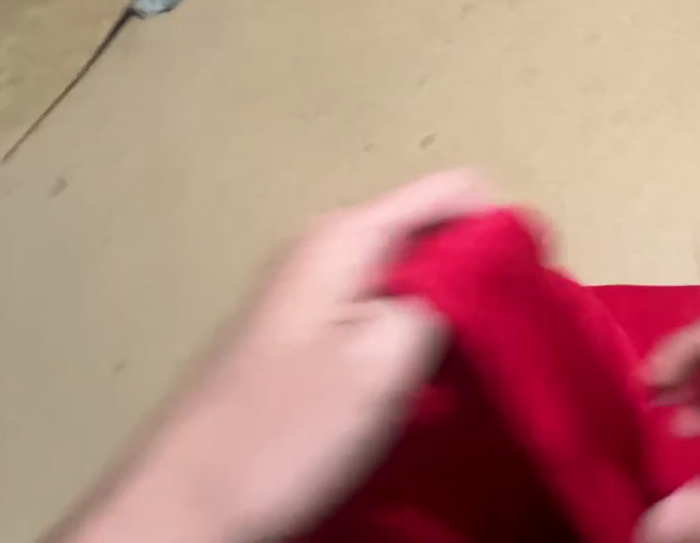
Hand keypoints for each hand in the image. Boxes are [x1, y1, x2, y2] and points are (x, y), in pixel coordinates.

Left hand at [55, 171, 492, 542]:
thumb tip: (497, 252)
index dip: (500, 229)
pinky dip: (420, 330)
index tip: (521, 287)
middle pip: (438, 227)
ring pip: (420, 267)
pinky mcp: (316, 321)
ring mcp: (321, 281)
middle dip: (477, 272)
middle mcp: (335, 241)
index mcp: (350, 233)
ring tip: (455, 366)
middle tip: (490, 337)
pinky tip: (416, 379)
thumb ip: (451, 289)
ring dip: (451, 308)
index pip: (458, 189)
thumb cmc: (285, 430)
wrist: (179, 516)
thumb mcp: (387, 354)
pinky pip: (393, 300)